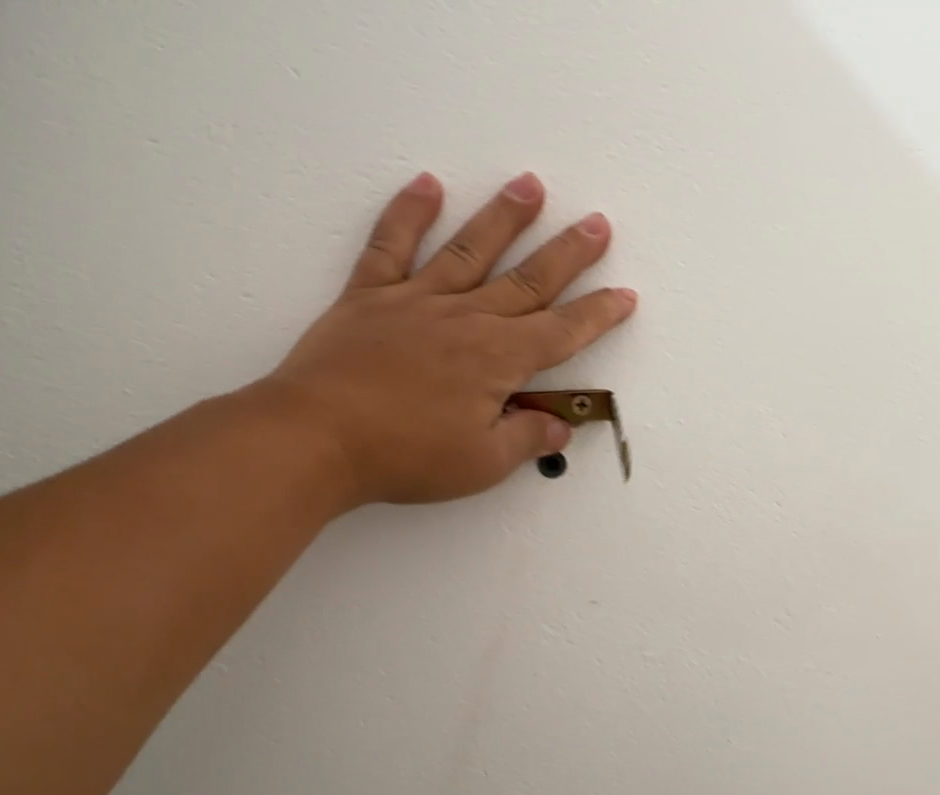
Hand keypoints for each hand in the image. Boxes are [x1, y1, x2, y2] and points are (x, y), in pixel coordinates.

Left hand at [258, 171, 635, 506]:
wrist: (316, 438)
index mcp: (499, 358)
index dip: (598, 314)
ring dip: (504, 217)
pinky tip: (427, 186)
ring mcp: (417, 301)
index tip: (623, 296)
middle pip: (530, 279)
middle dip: (569, 252)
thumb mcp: (482, 463)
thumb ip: (526, 438)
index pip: (563, 331)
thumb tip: (558, 428)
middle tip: (596, 224)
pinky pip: (391, 244)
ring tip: (529, 187)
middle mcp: (466, 319)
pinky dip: (408, 213)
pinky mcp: (370, 297)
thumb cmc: (403, 454)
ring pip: (471, 249)